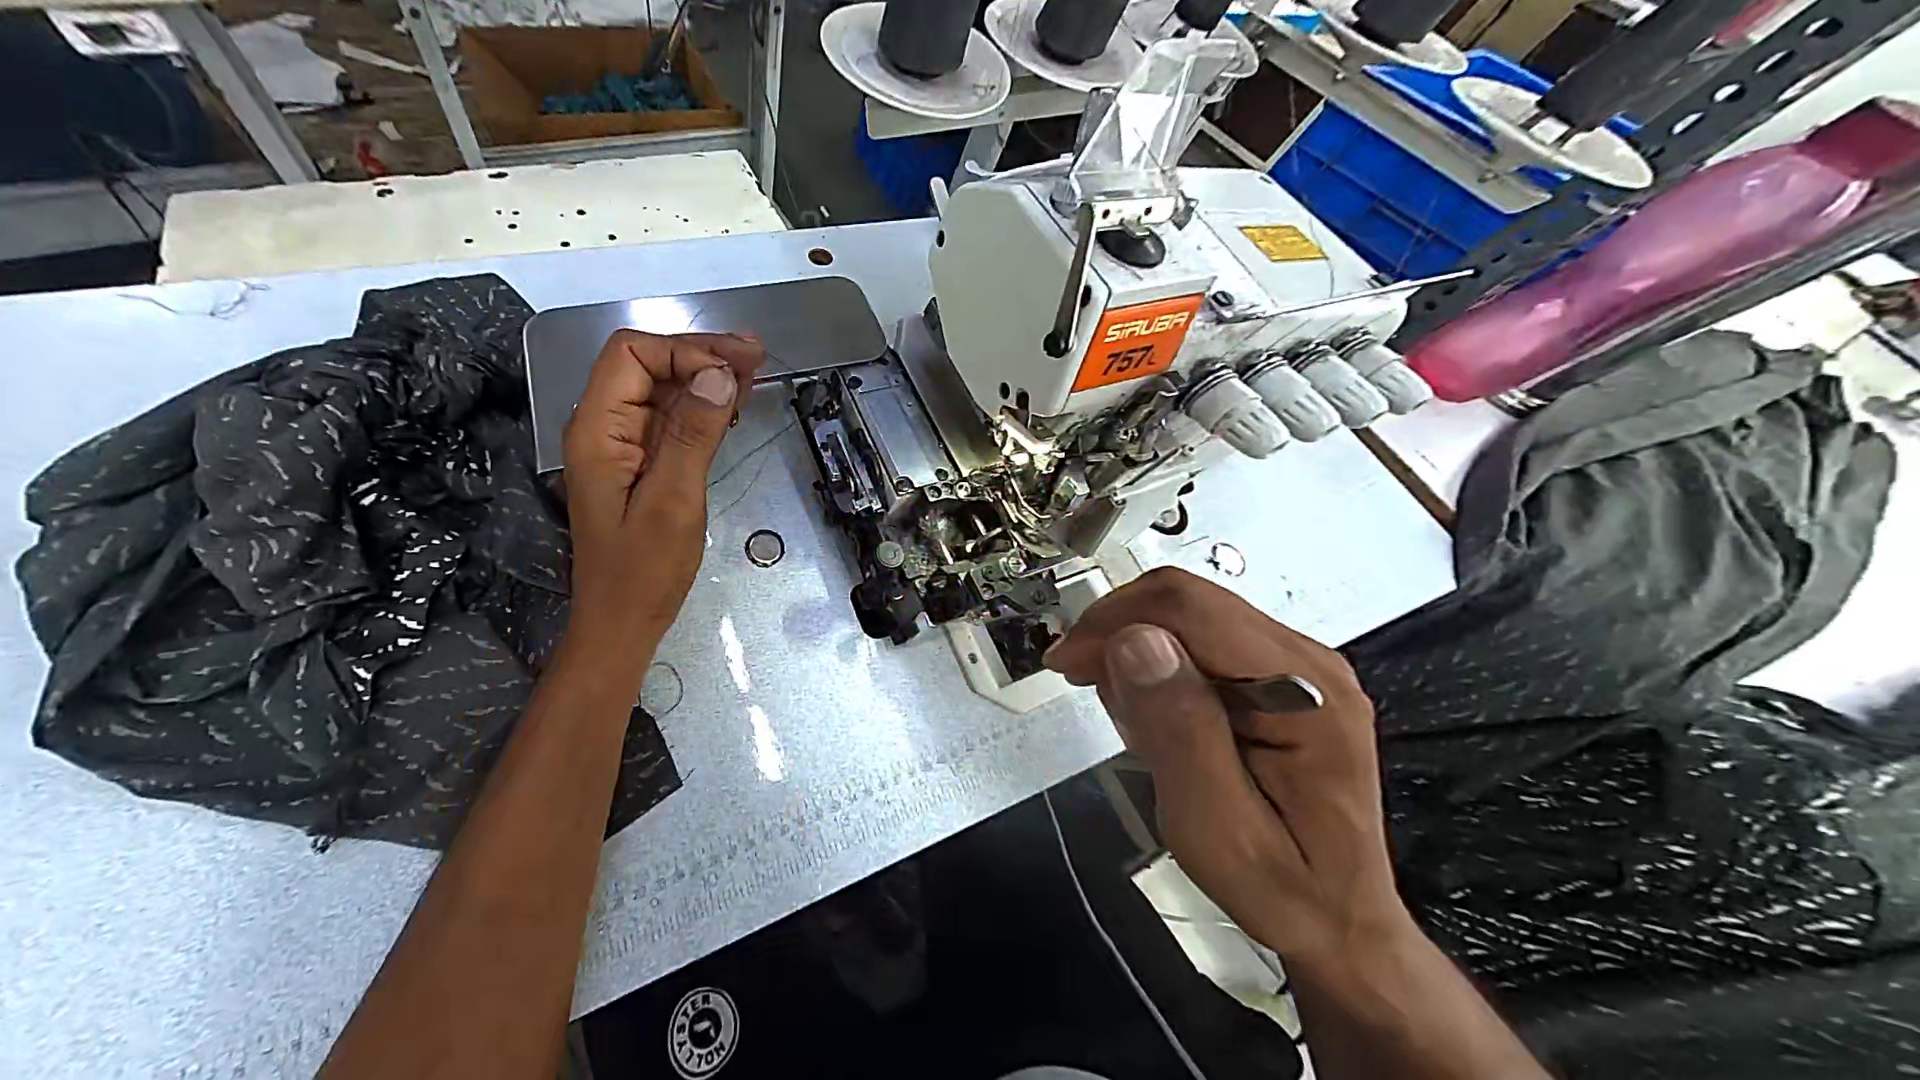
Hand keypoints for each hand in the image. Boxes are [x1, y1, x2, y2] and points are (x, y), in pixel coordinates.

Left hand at [561, 330, 762, 672]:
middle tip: (756, 356)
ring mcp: (624, 445)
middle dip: (701, 355)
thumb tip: (719, 375)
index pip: (633, 355)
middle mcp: (605, 428)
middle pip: (648, 365)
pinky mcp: (643, 463)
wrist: (622, 621)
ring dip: (707, 376)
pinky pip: (673, 420)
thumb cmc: (642, 571)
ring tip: (754, 372)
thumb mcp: (674, 500)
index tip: (734, 372)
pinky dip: (705, 406)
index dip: (685, 353)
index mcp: (598, 430)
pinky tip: (734, 404)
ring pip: (664, 390)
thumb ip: (693, 434)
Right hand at [1043, 567, 1412, 966]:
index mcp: (1306, 691)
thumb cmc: (1284, 890)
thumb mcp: (1218, 830)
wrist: (1339, 918)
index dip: (1117, 620)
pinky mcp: (1276, 676)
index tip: (1068, 662)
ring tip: (1129, 721)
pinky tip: (1154, 717)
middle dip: (1119, 630)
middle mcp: (1306, 661)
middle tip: (1081, 680)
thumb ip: (1180, 732)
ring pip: (1187, 617)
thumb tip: (1135, 642)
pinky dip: (1157, 667)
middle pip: (1188, 602)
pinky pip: (1199, 642)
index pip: (1192, 609)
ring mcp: (1293, 665)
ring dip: (1136, 653)